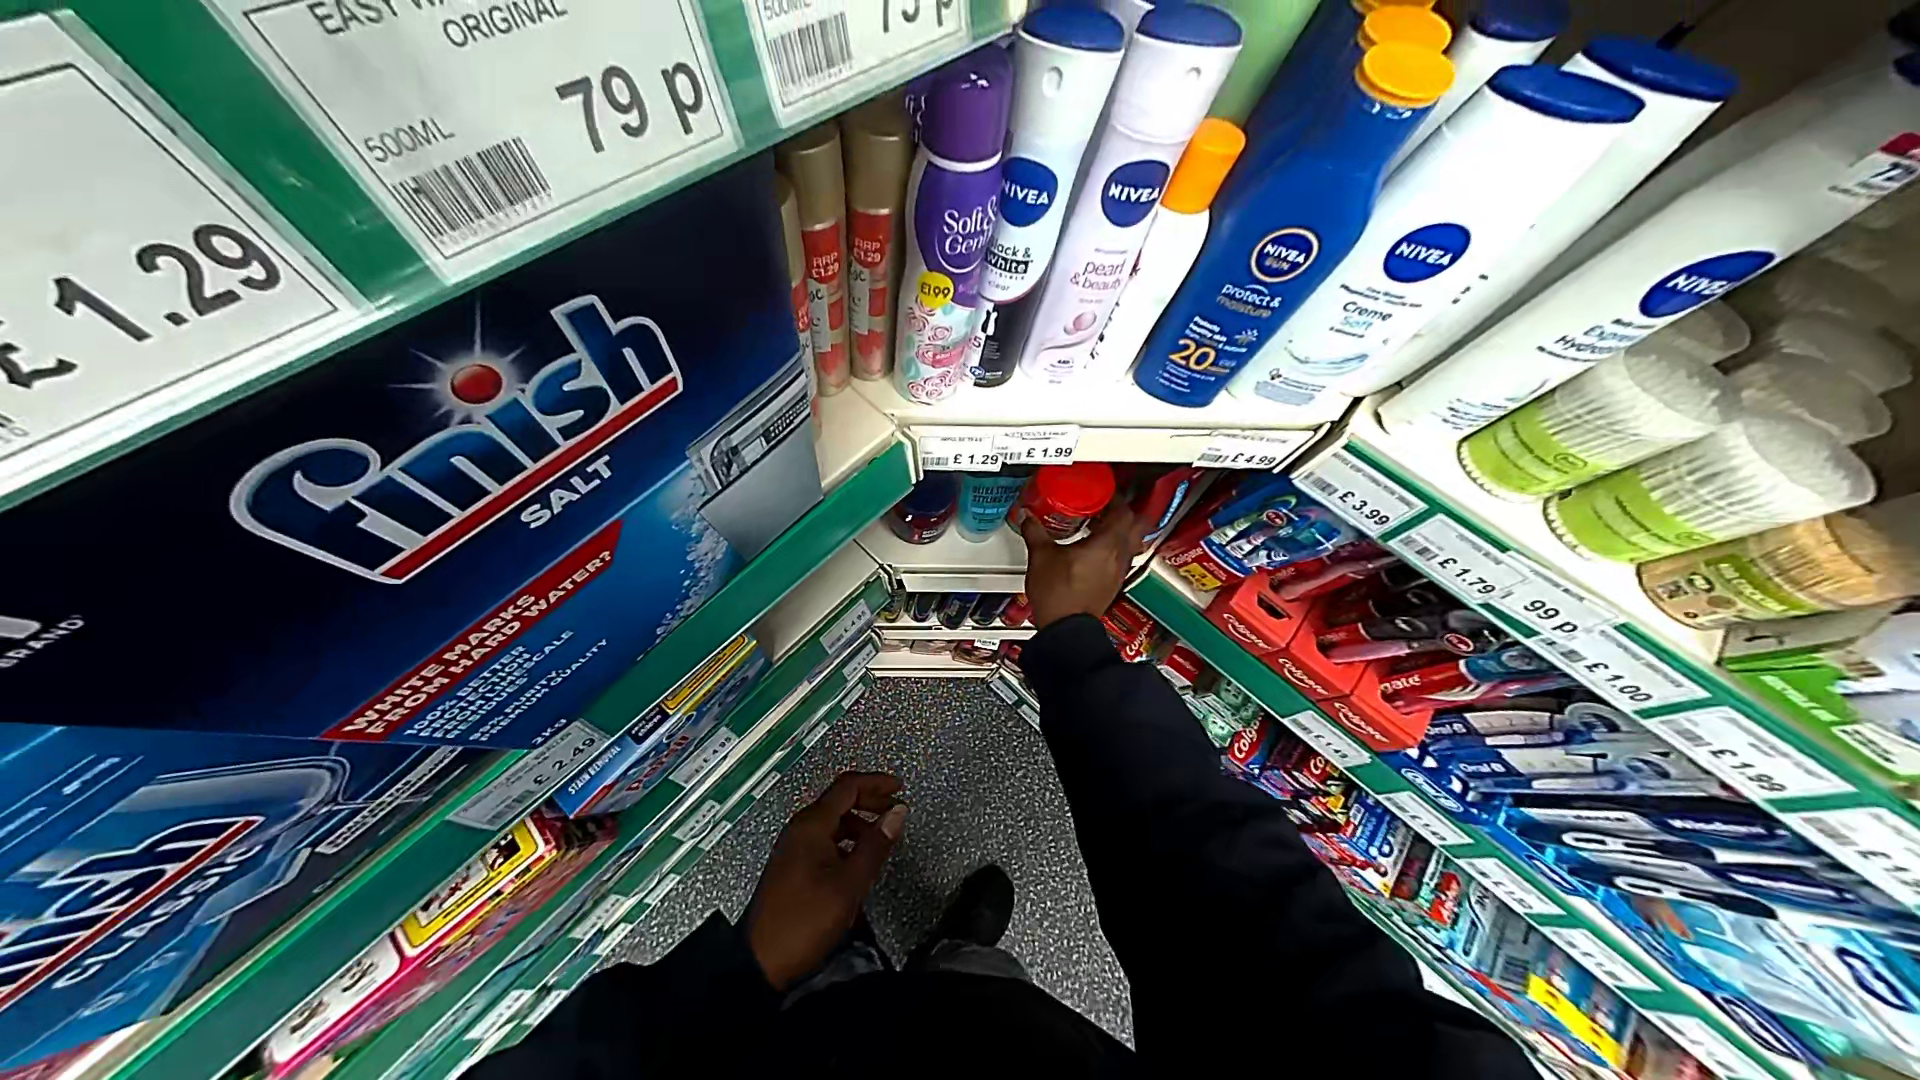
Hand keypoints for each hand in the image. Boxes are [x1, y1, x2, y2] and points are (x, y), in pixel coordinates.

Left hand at [745, 771, 906, 989]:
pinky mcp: (791, 865)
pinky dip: (846, 838)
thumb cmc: (805, 920)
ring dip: (859, 821)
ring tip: (881, 837)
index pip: (848, 786)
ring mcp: (793, 846)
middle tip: (894, 809)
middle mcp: (800, 828)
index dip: (877, 782)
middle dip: (870, 799)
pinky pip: (824, 838)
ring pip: (832, 820)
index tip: (899, 787)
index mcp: (812, 825)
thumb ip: (876, 844)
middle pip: (839, 799)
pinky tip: (857, 859)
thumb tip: (897, 812)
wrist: (761, 962)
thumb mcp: (850, 883)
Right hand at [1018, 505, 1148, 628]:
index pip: (1124, 512)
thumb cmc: (1059, 594)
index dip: (1116, 500)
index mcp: (1107, 544)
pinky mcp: (1112, 584)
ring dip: (1119, 532)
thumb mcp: (1041, 556)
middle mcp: (1119, 557)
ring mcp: (1118, 572)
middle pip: (1136, 526)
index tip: (1104, 494)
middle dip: (1124, 514)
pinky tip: (1092, 551)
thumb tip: (1027, 517)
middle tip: (1106, 507)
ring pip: (1130, 544)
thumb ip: (1035, 532)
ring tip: (1098, 526)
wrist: (1065, 627)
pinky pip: (1120, 559)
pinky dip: (1112, 550)